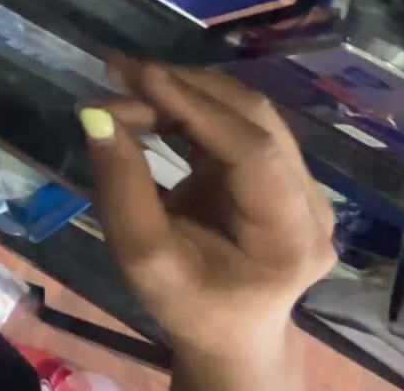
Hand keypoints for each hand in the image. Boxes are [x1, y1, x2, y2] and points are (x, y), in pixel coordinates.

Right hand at [79, 61, 334, 366]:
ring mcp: (297, 187)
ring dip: (182, 88)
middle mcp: (308, 204)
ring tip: (123, 80)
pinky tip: (146, 97)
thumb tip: (94, 114)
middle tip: (115, 72)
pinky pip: (233, 123)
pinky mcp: (273, 175)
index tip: (137, 74)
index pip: (253, 152)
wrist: (228, 332)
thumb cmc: (184, 300)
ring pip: (245, 113)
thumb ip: (120, 183)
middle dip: (182, 87)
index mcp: (289, 235)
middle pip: (254, 120)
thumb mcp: (140, 252)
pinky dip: (186, 102)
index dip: (196, 106)